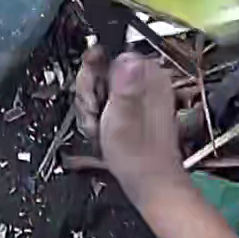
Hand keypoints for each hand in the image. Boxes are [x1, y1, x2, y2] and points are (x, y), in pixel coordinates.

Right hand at [75, 47, 186, 201]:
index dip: (93, 73)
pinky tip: (103, 129)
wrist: (148, 184)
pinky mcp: (132, 104)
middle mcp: (145, 80)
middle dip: (89, 92)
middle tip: (96, 114)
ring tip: (100, 126)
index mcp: (148, 76)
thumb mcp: (123, 118)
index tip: (94, 96)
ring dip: (91, 106)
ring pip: (98, 83)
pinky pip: (103, 97)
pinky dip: (98, 113)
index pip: (107, 52)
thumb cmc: (139, 157)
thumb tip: (128, 58)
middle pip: (99, 67)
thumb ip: (123, 86)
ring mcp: (138, 92)